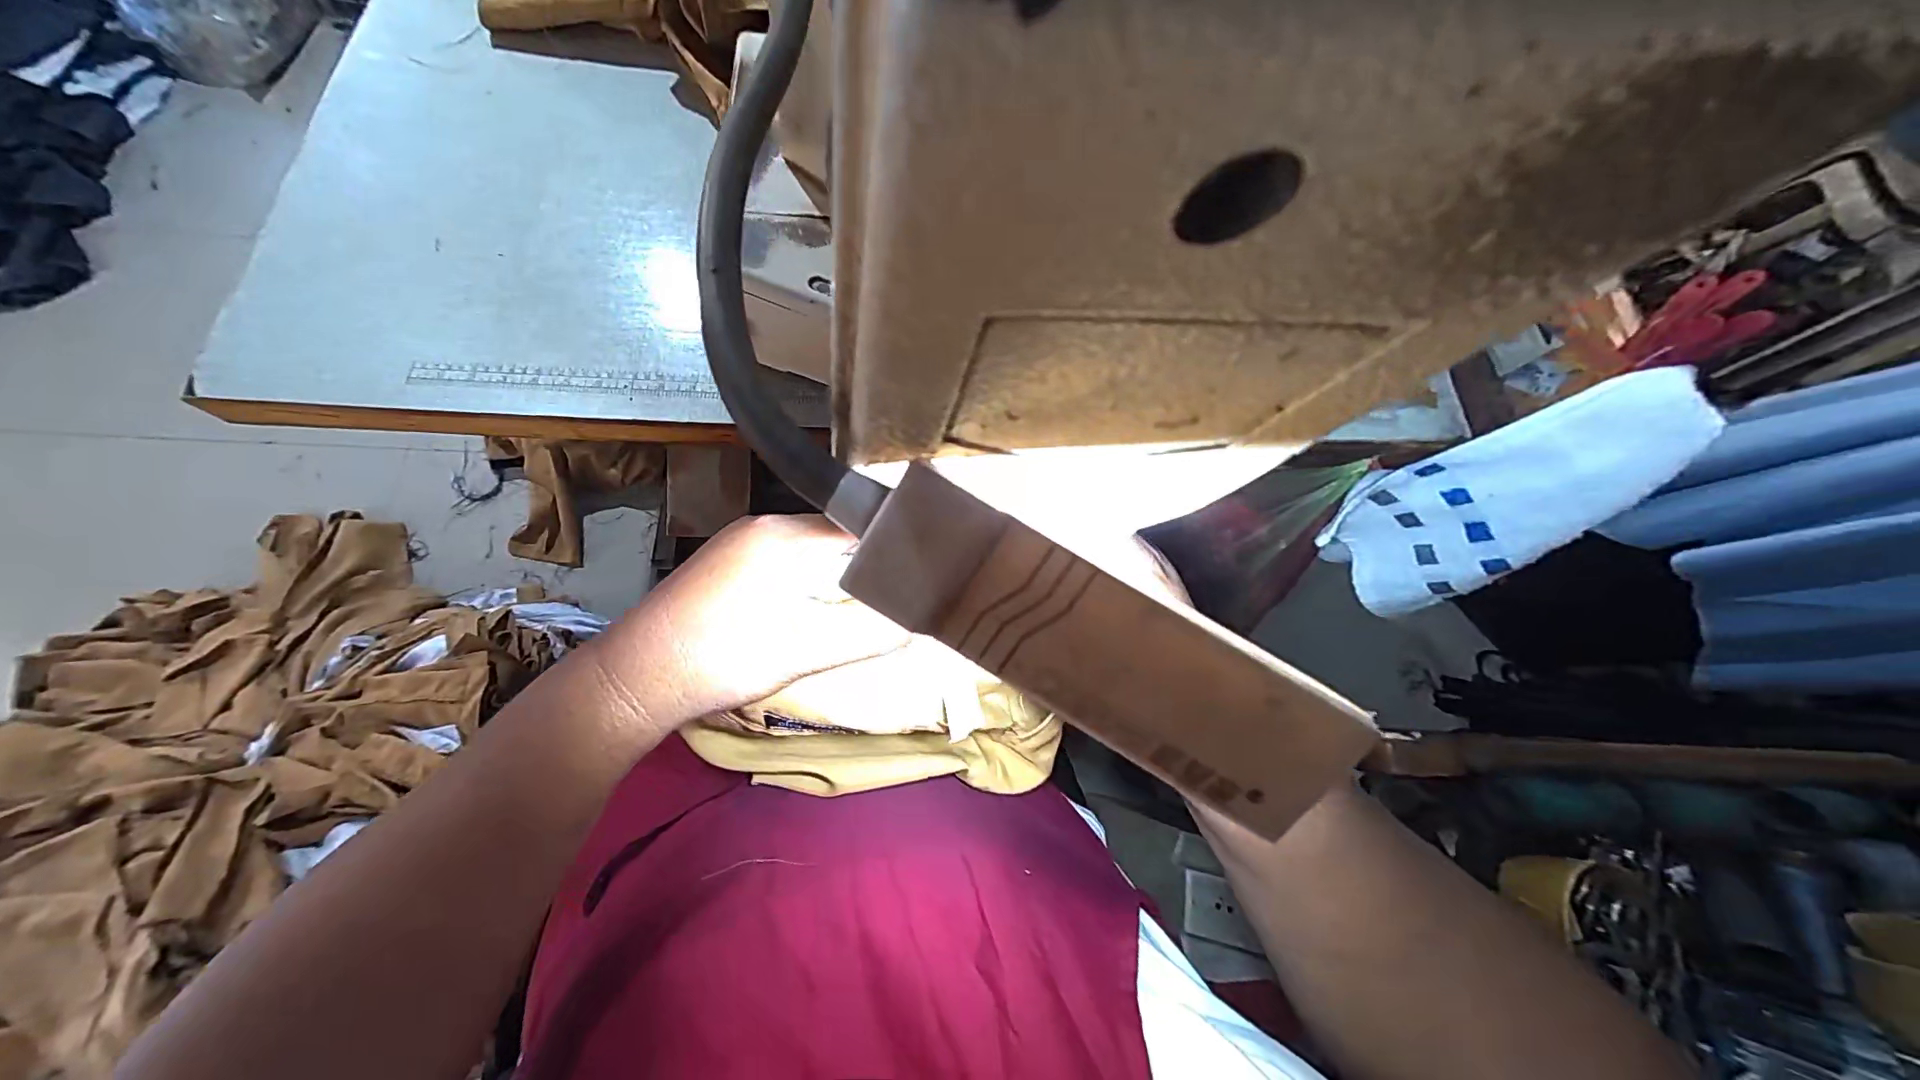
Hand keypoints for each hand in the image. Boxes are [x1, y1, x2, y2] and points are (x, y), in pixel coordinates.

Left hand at [585, 515, 911, 728]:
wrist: (636, 679)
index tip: (926, 566)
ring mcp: (739, 542)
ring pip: (810, 546)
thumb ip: (866, 634)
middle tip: (908, 585)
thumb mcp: (803, 652)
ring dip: (839, 569)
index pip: (857, 526)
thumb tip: (916, 622)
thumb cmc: (720, 661)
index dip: (893, 544)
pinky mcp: (726, 562)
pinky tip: (822, 601)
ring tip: (875, 595)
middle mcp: (760, 526)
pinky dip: (811, 575)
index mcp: (781, 536)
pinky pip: (786, 557)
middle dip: (869, 559)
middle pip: (834, 533)